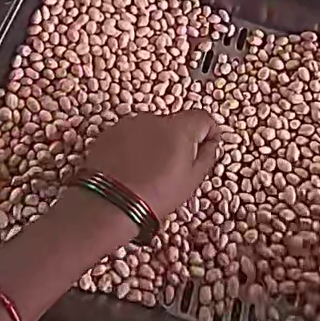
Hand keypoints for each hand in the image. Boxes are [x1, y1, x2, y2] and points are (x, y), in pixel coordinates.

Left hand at [79, 110, 220, 219]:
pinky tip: (130, 170)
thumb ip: (207, 156)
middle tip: (175, 169)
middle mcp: (152, 119)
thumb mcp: (191, 180)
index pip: (202, 117)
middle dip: (178, 141)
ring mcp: (127, 124)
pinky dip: (132, 148)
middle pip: (173, 124)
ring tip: (149, 173)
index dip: (209, 132)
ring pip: (149, 130)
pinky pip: (128, 137)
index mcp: (178, 128)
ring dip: (154, 145)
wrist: (110, 203)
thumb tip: (211, 143)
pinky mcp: (108, 133)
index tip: (208, 146)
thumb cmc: (156, 194)